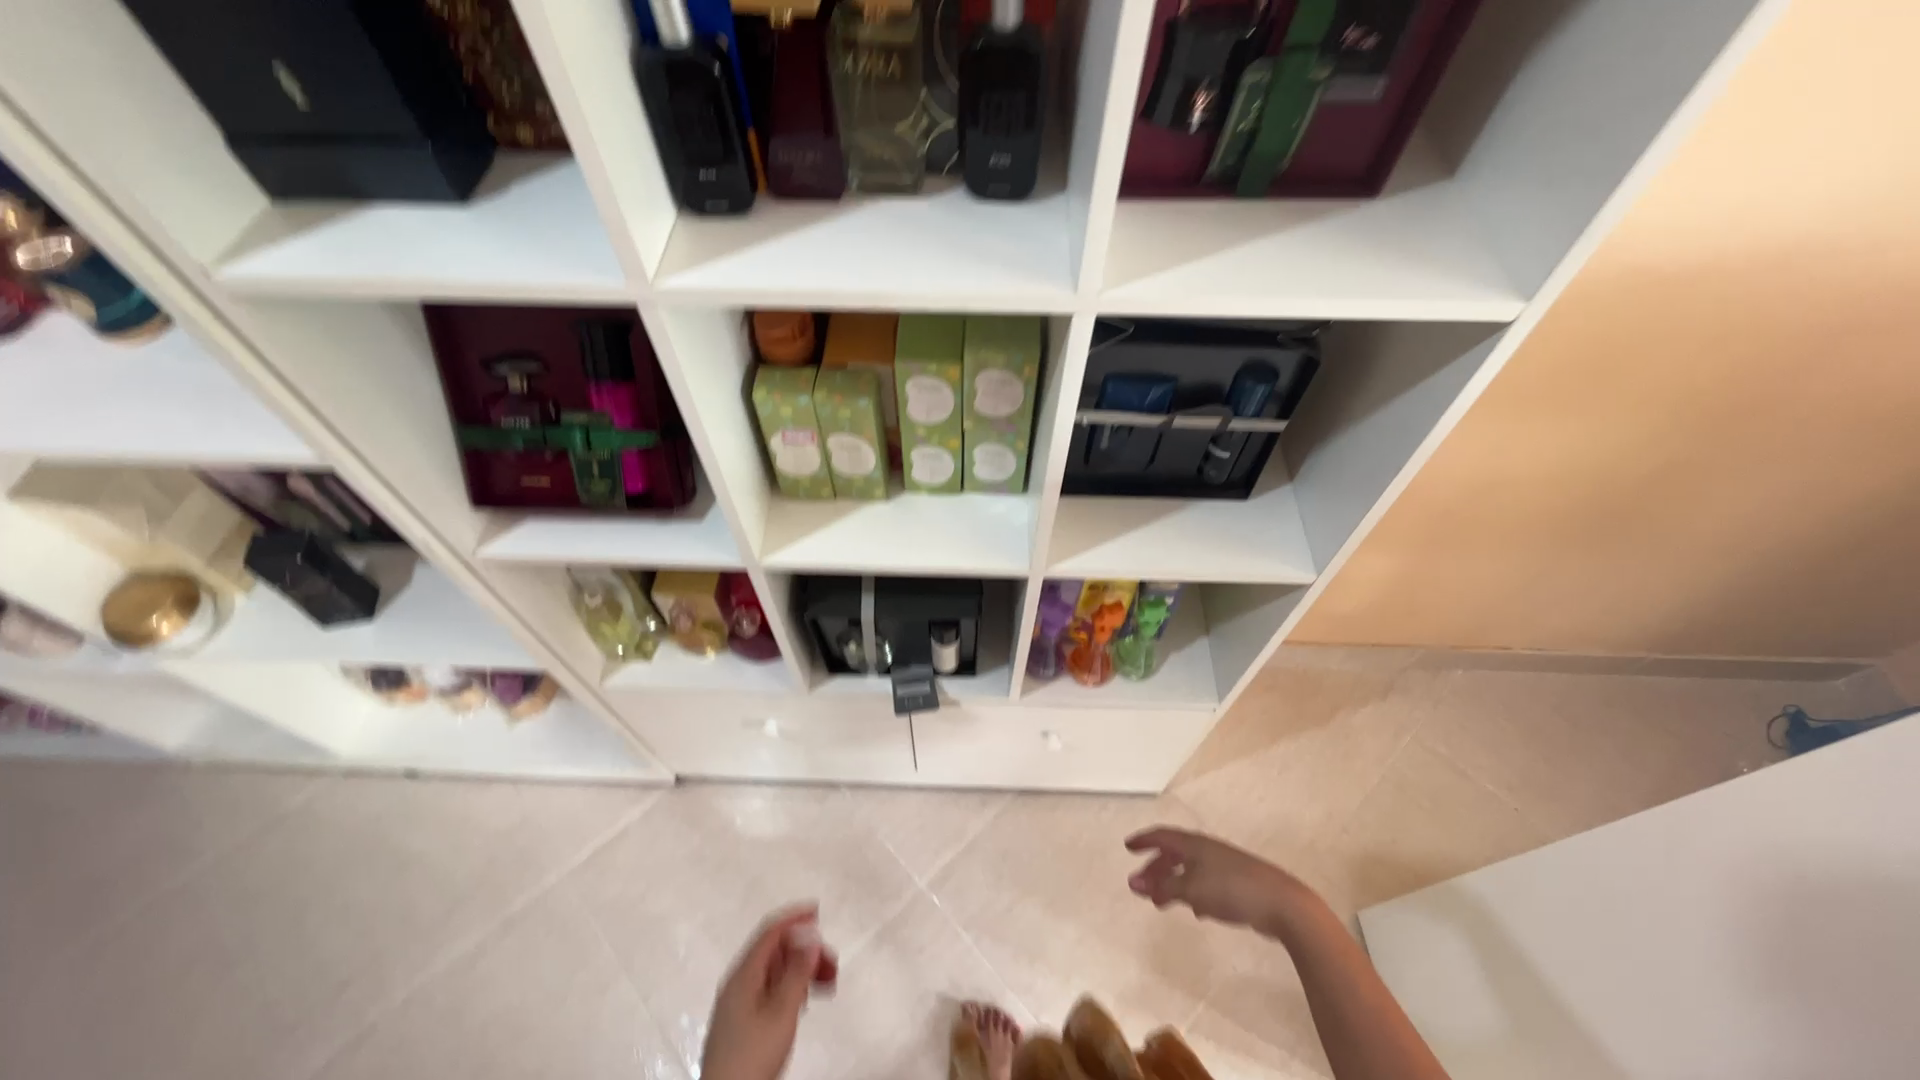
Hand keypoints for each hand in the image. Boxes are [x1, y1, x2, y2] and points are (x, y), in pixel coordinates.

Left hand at [702, 903, 838, 1079]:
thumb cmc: (754, 1051)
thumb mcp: (782, 1010)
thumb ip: (797, 972)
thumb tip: (809, 936)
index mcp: (744, 974)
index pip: (770, 932)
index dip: (794, 918)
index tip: (818, 911)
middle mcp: (739, 982)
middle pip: (775, 952)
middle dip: (805, 950)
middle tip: (831, 964)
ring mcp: (739, 1002)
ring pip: (775, 972)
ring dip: (802, 970)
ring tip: (826, 984)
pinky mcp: (743, 1020)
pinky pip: (771, 990)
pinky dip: (791, 988)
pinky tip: (805, 1001)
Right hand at [1124, 827, 1305, 933]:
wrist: (1283, 904)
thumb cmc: (1232, 890)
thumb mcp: (1191, 889)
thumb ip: (1162, 887)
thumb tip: (1134, 883)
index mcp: (1195, 845)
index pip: (1163, 836)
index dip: (1144, 840)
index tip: (1127, 847)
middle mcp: (1209, 850)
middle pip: (1175, 853)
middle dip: (1156, 867)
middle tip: (1141, 885)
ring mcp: (1225, 866)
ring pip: (1190, 869)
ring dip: (1173, 882)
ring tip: (1162, 902)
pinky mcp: (1238, 883)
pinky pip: (1206, 883)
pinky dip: (1193, 892)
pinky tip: (1197, 911)